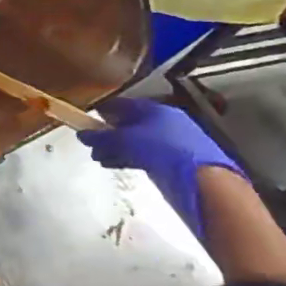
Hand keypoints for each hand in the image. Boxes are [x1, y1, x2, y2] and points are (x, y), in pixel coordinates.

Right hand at [77, 99, 240, 237]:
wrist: (203, 180)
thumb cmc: (162, 151)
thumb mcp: (125, 141)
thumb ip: (101, 137)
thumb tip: (81, 134)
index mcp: (155, 110)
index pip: (122, 105)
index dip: (103, 111)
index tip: (85, 120)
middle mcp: (164, 122)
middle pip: (129, 123)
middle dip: (108, 133)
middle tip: (91, 144)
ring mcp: (170, 141)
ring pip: (135, 140)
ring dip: (116, 148)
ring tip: (100, 158)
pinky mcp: (173, 159)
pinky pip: (144, 154)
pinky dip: (128, 157)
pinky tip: (116, 164)